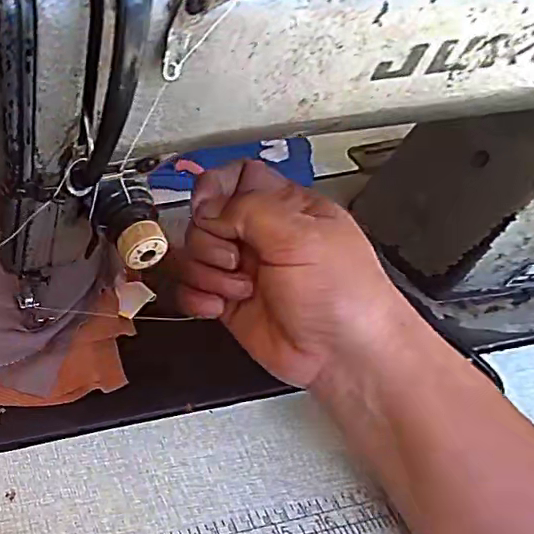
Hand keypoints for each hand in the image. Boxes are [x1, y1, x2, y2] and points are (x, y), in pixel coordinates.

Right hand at [171, 160, 424, 388]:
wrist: (340, 354)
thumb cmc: (344, 297)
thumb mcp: (302, 237)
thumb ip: (250, 210)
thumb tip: (209, 207)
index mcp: (285, 209)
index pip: (236, 178)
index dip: (214, 189)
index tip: (209, 210)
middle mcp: (259, 236)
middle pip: (204, 221)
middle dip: (210, 242)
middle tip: (236, 259)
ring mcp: (240, 270)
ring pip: (192, 257)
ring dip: (207, 275)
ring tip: (240, 289)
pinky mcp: (227, 302)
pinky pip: (189, 292)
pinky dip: (197, 299)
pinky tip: (220, 307)